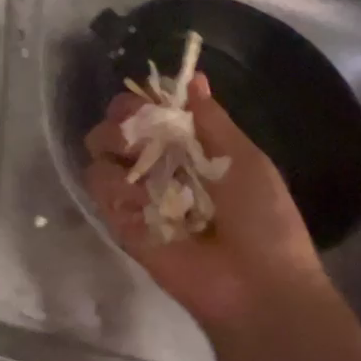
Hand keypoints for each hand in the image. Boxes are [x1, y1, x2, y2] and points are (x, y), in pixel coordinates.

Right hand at [83, 76, 327, 328]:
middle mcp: (153, 164)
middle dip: (122, 119)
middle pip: (114, 122)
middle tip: (140, 134)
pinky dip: (115, 185)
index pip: (146, 108)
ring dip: (116, 147)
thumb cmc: (263, 220)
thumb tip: (193, 77)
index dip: (142, 99)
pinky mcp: (115, 216)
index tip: (150, 102)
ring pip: (97, 147)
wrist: (256, 284)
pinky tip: (140, 199)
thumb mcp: (245, 159)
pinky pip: (97, 183)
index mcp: (185, 147)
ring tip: (141, 165)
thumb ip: (212, 119)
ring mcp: (131, 190)